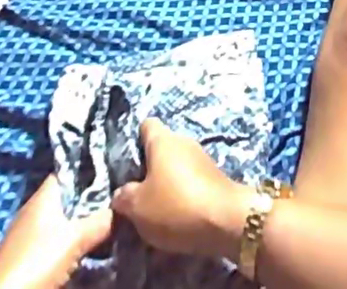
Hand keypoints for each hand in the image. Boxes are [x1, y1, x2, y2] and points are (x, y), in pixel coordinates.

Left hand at [0, 176, 112, 288]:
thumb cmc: (37, 260)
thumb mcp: (74, 239)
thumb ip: (100, 221)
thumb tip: (123, 207)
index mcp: (43, 196)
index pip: (69, 171)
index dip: (91, 168)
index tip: (117, 168)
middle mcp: (35, 211)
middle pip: (69, 198)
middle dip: (92, 199)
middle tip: (121, 198)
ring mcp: (29, 236)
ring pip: (64, 222)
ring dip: (83, 224)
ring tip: (113, 222)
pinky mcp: (28, 259)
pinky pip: (57, 242)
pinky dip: (73, 243)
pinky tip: (91, 248)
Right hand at [111, 119, 253, 260]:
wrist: (224, 220)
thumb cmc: (175, 205)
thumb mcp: (137, 207)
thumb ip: (124, 197)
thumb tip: (122, 193)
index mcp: (163, 140)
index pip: (146, 126)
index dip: (134, 140)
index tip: (125, 164)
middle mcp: (183, 142)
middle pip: (160, 149)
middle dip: (147, 171)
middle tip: (135, 196)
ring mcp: (201, 158)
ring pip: (175, 168)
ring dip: (164, 186)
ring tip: (152, 213)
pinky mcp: (213, 177)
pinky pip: (189, 182)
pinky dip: (180, 196)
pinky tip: (174, 218)